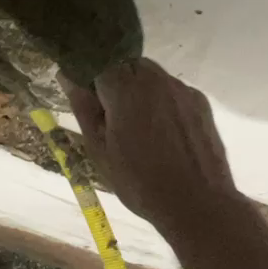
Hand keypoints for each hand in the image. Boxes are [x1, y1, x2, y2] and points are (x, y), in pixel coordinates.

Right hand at [62, 58, 243, 238]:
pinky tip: (164, 130)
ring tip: (139, 124)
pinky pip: (172, 89)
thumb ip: (83, 108)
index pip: (98, 63)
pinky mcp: (200, 102)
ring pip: (151, 74)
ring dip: (139, 88)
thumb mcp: (99, 150)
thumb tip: (67, 75)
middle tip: (112, 116)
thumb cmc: (139, 182)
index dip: (89, 80)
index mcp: (124, 90)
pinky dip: (162, 99)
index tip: (88, 102)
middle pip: (126, 64)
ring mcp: (180, 89)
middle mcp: (154, 80)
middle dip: (115, 81)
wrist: (198, 205)